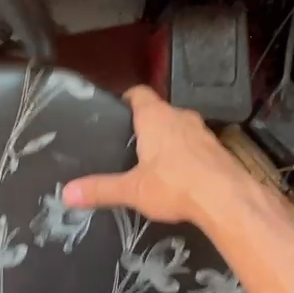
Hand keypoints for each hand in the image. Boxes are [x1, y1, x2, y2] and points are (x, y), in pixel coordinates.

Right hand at [63, 86, 259, 224]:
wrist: (226, 199)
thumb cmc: (175, 185)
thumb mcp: (132, 190)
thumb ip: (100, 189)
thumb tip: (67, 193)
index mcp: (156, 117)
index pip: (139, 93)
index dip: (127, 99)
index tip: (117, 110)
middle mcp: (181, 117)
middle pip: (160, 112)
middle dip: (147, 125)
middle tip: (131, 144)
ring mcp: (203, 132)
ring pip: (181, 129)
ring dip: (170, 141)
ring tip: (154, 163)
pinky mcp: (218, 150)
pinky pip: (197, 147)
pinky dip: (188, 157)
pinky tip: (181, 177)